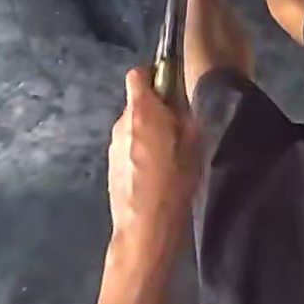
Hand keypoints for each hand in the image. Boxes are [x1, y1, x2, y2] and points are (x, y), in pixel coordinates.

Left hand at [106, 68, 197, 248]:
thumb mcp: (193, 140)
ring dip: (147, 129)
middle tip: (177, 124)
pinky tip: (154, 170)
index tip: (169, 88)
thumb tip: (177, 101)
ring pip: (132, 124)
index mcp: (142, 111)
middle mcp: (122, 123)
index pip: (138, 75)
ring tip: (167, 151)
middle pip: (137, 101)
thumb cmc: (174, 179)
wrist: (145, 228)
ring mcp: (113, 146)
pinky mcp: (110, 166)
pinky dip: (139, 148)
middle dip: (155, 107)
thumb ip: (182, 113)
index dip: (154, 76)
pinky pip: (128, 144)